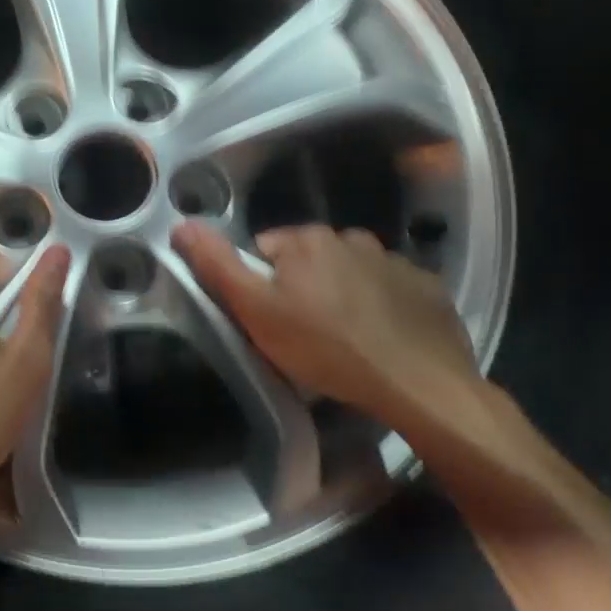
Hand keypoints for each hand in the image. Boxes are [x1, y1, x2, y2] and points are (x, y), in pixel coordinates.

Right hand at [171, 222, 475, 423]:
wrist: (420, 385)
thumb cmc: (326, 349)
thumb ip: (218, 266)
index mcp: (307, 240)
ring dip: (343, 296)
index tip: (269, 320)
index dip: (261, 286)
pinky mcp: (428, 289)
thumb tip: (182, 224)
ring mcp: (396, 262)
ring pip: (351, 274)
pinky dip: (383, 308)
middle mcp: (352, 238)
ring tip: (345, 340)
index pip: (265, 251)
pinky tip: (383, 340)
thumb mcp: (257, 312)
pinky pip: (392, 291)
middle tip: (304, 335)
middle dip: (303, 289)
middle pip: (309, 261)